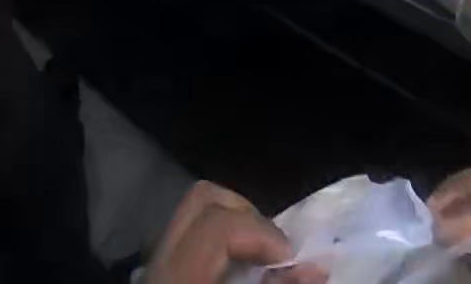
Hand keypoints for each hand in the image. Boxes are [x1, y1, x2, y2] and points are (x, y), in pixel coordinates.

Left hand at [148, 181, 326, 283]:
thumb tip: (315, 269)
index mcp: (180, 272)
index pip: (217, 223)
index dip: (261, 233)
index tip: (293, 260)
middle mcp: (160, 254)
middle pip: (203, 197)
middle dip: (248, 214)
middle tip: (278, 253)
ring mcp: (154, 258)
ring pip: (194, 210)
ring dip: (235, 224)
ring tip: (263, 259)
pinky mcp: (158, 267)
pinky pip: (188, 232)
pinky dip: (220, 239)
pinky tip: (240, 268)